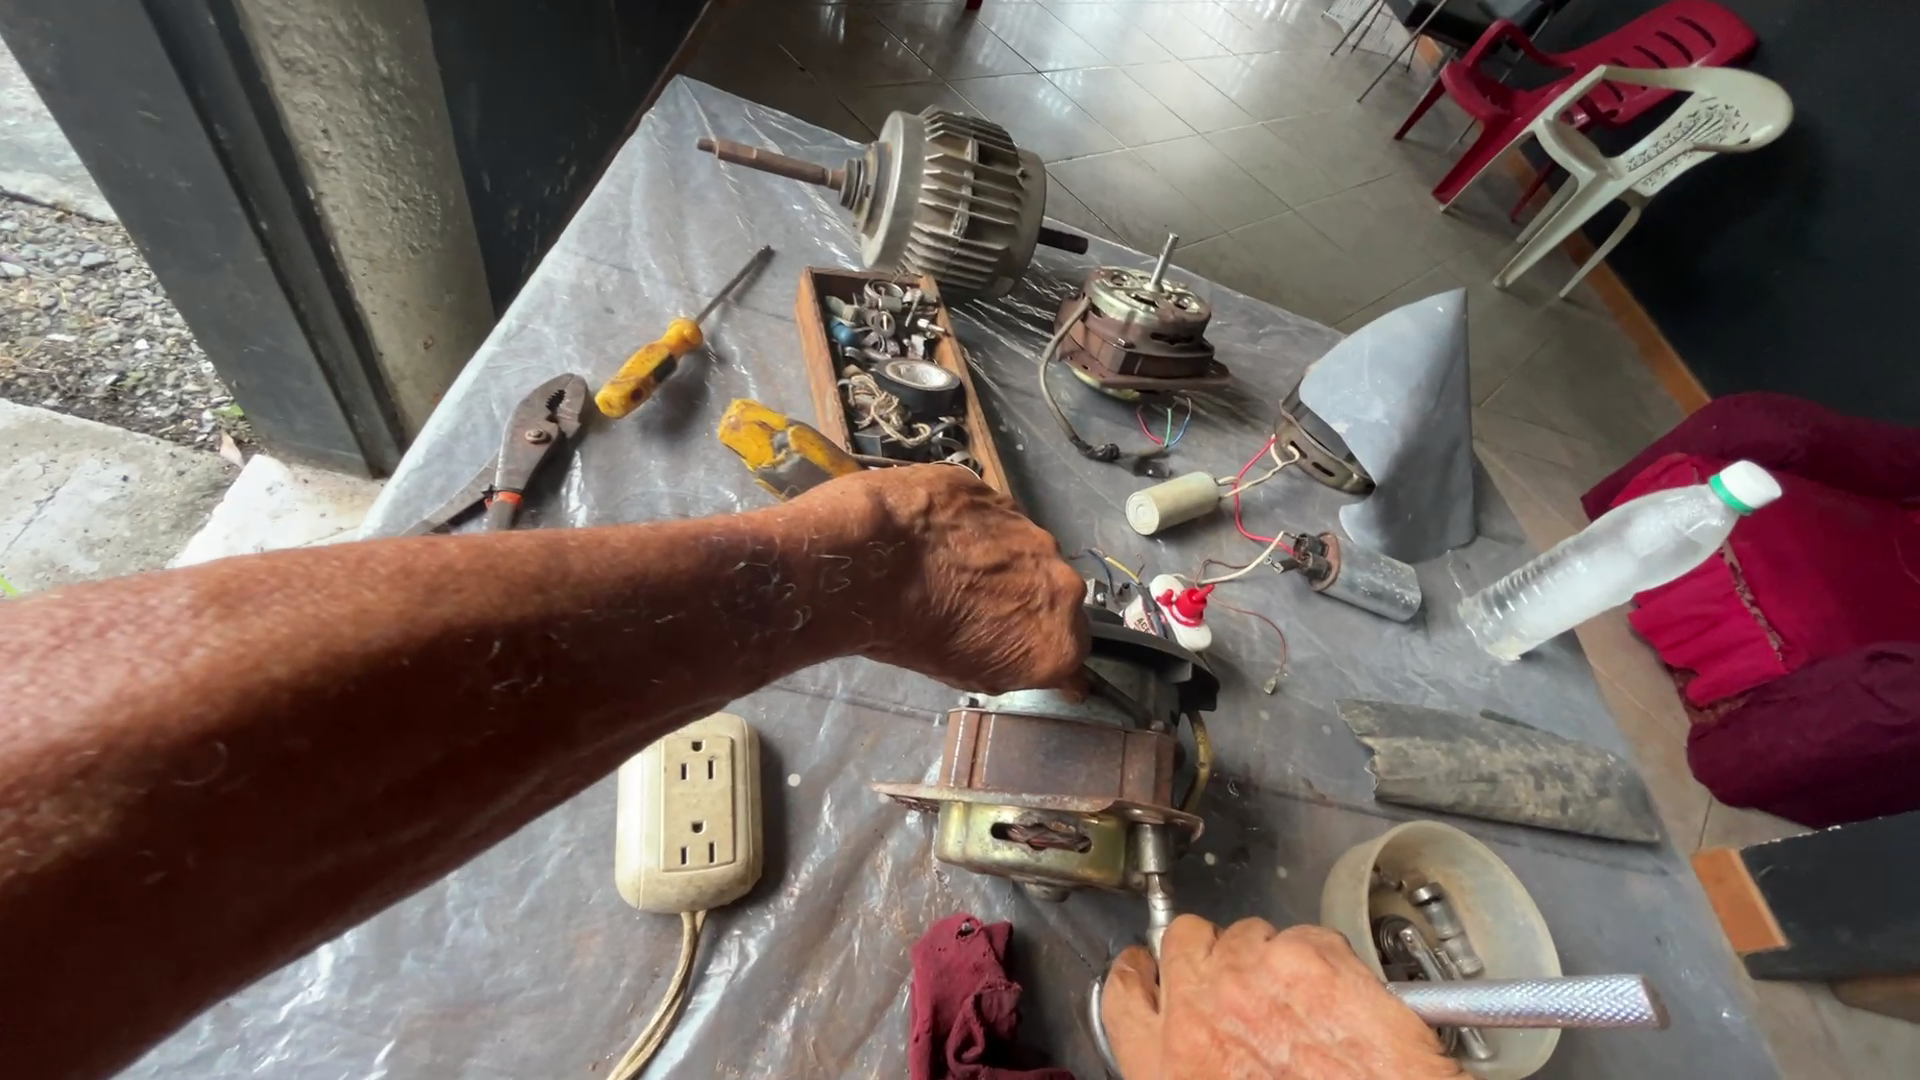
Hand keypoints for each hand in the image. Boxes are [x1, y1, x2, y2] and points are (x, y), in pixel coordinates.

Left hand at [794, 464, 1087, 693]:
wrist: (869, 563)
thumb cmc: (911, 632)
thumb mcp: (964, 672)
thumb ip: (1011, 662)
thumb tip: (1026, 660)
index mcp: (1058, 636)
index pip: (1071, 649)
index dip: (1040, 645)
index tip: (1018, 646)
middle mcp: (1058, 578)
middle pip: (1051, 590)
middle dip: (1022, 597)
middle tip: (975, 603)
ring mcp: (1026, 525)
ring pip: (1021, 546)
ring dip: (996, 556)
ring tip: (947, 564)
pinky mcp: (990, 489)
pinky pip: (985, 512)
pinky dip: (966, 523)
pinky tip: (931, 533)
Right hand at [1102, 916, 1463, 1079]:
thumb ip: (1182, 1067)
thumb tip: (1188, 1048)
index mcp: (1167, 1063)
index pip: (1125, 991)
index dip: (1139, 973)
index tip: (1150, 967)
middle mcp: (1200, 1010)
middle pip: (1183, 938)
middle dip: (1209, 951)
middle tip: (1242, 984)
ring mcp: (1253, 976)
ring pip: (1249, 933)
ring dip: (1270, 959)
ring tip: (1307, 1006)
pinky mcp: (1310, 958)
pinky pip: (1308, 937)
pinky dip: (1326, 963)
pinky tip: (1348, 1007)